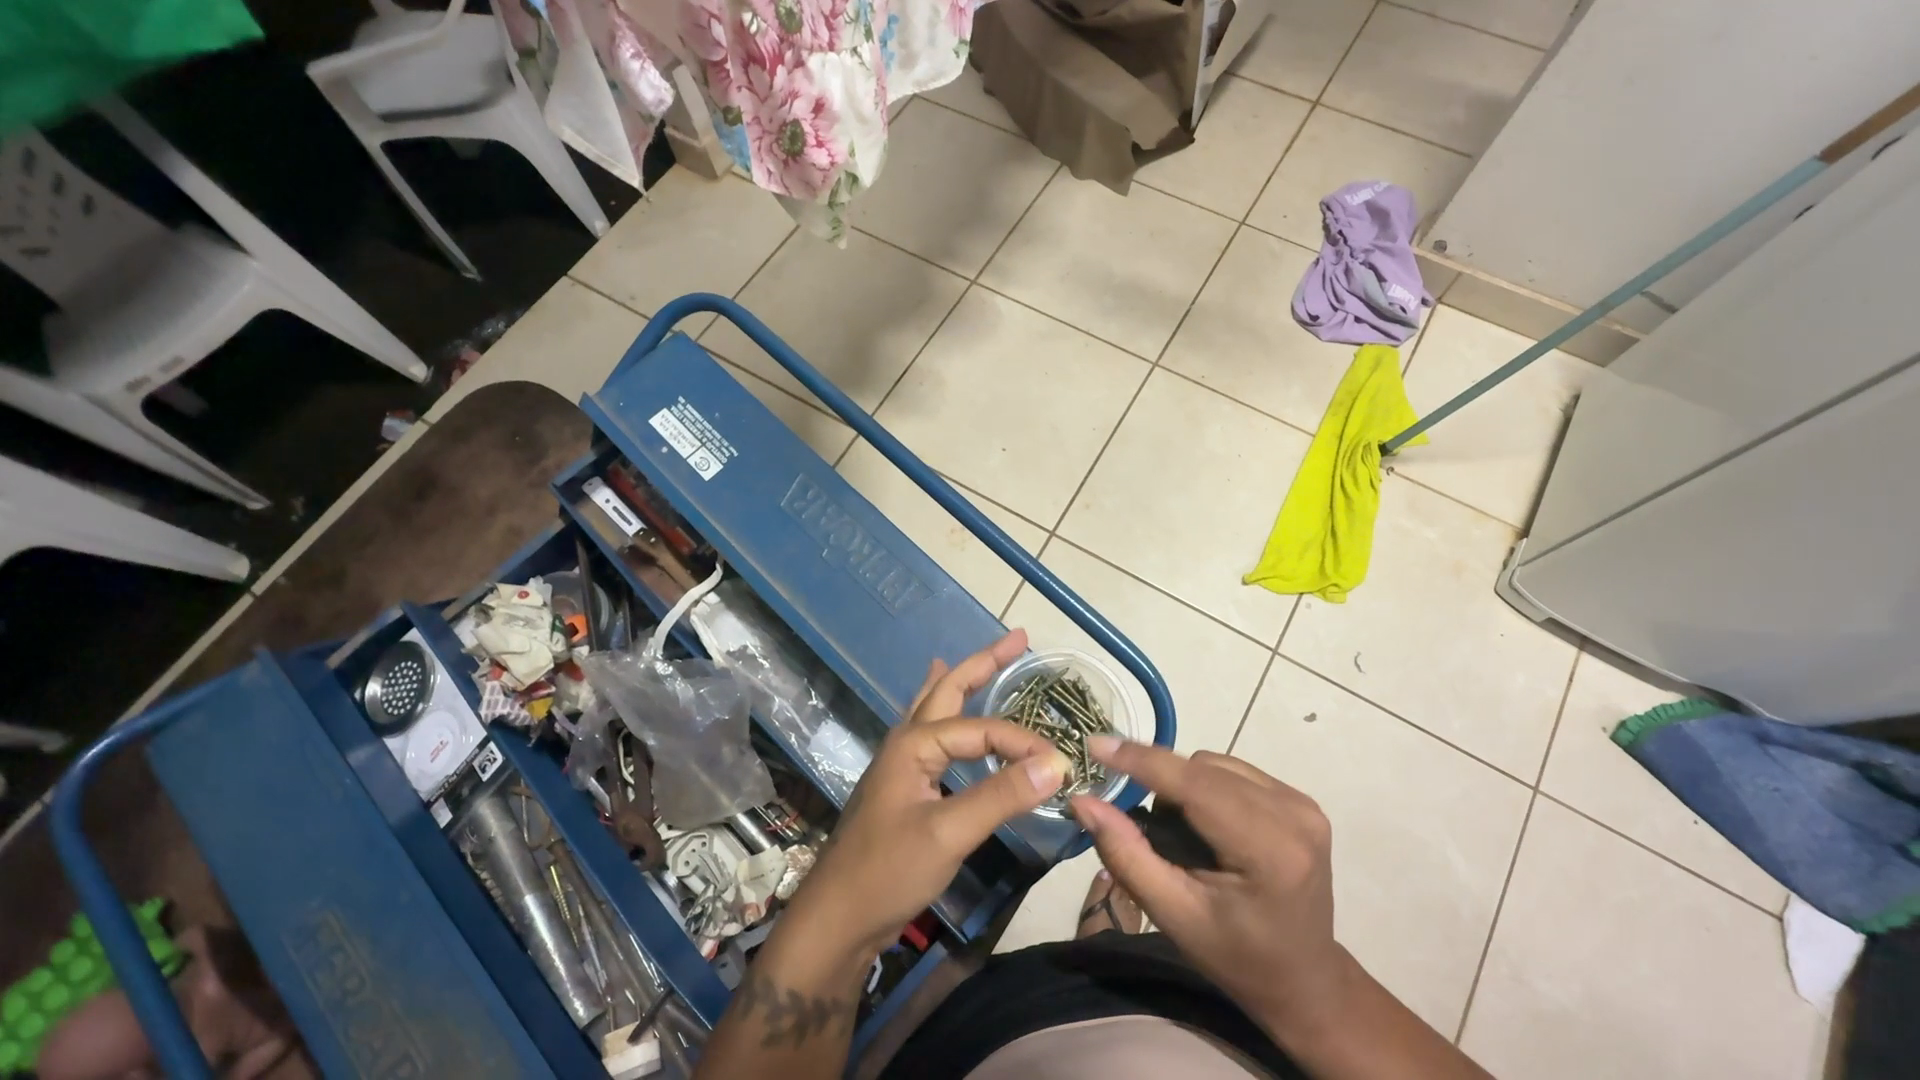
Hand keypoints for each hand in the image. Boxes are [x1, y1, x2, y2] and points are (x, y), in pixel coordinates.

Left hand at [786, 630, 1069, 956]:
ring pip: (934, 710)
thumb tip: (1056, 764)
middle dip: (983, 663)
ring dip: (960, 682)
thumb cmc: (888, 871)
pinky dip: (947, 718)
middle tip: (1019, 639)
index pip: (981, 729)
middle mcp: (905, 744)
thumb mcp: (949, 833)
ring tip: (981, 661)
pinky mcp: (903, 791)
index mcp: (914, 744)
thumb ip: (1001, 795)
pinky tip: (950, 723)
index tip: (1060, 766)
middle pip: (947, 689)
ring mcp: (901, 766)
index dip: (1022, 743)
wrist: (838, 919)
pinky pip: (931, 738)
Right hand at [1070, 740, 1346, 1024]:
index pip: (1195, 785)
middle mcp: (1295, 815)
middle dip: (1163, 785)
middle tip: (1143, 826)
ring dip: (1185, 786)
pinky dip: (1208, 788)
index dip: (1142, 760)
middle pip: (1204, 770)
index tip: (1096, 744)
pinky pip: (1235, 773)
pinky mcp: (1303, 802)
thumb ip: (1126, 854)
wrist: (1302, 979)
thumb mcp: (1172, 915)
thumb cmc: (1234, 956)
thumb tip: (1083, 801)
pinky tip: (1207, 827)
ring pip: (1218, 765)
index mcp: (1270, 849)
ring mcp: (1304, 805)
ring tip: (1180, 836)